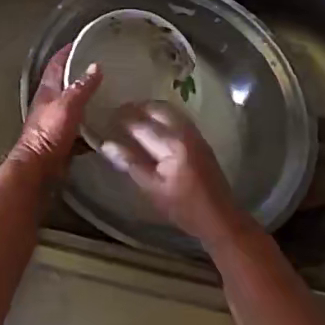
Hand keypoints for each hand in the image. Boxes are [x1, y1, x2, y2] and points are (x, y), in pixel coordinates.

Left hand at [13, 44, 100, 174]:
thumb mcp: (68, 105)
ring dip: (88, 98)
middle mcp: (50, 102)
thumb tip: (95, 65)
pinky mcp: (63, 137)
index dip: (67, 51)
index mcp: (48, 89)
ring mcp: (56, 120)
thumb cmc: (49, 131)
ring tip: (110, 92)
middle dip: (81, 73)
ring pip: (74, 104)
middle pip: (66, 82)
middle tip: (104, 66)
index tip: (84, 42)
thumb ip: (82, 86)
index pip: (57, 63)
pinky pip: (81, 127)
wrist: (39, 167)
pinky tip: (107, 124)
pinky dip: (92, 124)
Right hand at [99, 102, 243, 244]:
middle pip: (156, 108)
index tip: (104, 119)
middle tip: (116, 115)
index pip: (140, 124)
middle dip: (135, 108)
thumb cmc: (184, 208)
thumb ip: (131, 163)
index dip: (121, 119)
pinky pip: (176, 116)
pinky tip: (151, 125)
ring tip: (130, 118)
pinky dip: (161, 114)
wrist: (220, 216)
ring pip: (168, 109)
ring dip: (148, 109)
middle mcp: (184, 131)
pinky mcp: (199, 137)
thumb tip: (106, 144)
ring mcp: (194, 132)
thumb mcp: (153, 189)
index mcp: (172, 144)